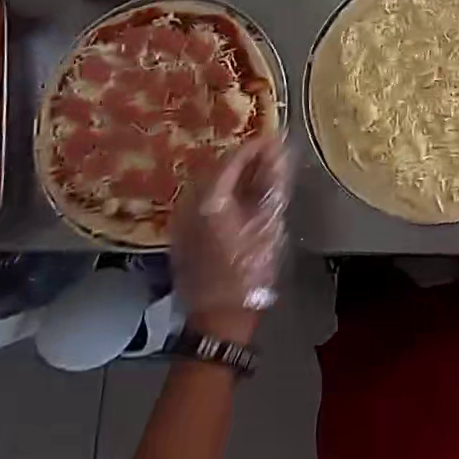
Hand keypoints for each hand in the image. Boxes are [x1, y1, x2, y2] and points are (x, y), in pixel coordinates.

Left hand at [170, 136, 292, 316]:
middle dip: (244, 160)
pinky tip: (238, 201)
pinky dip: (221, 194)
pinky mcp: (180, 232)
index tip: (274, 139)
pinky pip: (201, 201)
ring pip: (208, 184)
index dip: (255, 147)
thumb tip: (278, 156)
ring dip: (232, 177)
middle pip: (217, 168)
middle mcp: (190, 202)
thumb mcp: (268, 228)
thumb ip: (272, 187)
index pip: (233, 159)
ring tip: (257, 177)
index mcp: (211, 199)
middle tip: (269, 157)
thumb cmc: (248, 275)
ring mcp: (181, 217)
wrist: (217, 319)